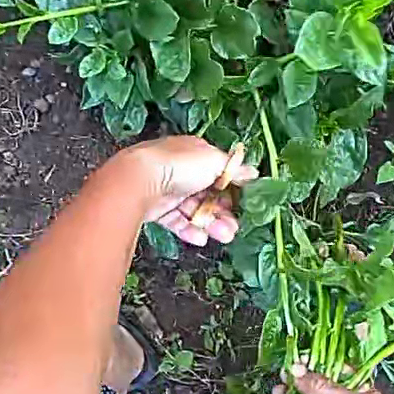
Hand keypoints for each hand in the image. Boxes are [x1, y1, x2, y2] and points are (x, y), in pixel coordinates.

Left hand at [119, 136, 258, 245]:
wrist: (139, 180)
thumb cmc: (180, 165)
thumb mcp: (214, 161)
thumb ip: (235, 169)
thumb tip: (253, 172)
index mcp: (196, 154)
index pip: (219, 173)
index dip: (231, 189)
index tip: (243, 204)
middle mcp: (183, 171)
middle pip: (208, 195)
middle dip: (223, 212)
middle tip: (234, 227)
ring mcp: (169, 190)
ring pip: (195, 210)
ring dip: (211, 224)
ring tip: (224, 236)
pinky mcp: (157, 209)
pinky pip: (177, 221)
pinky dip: (189, 230)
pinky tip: (200, 239)